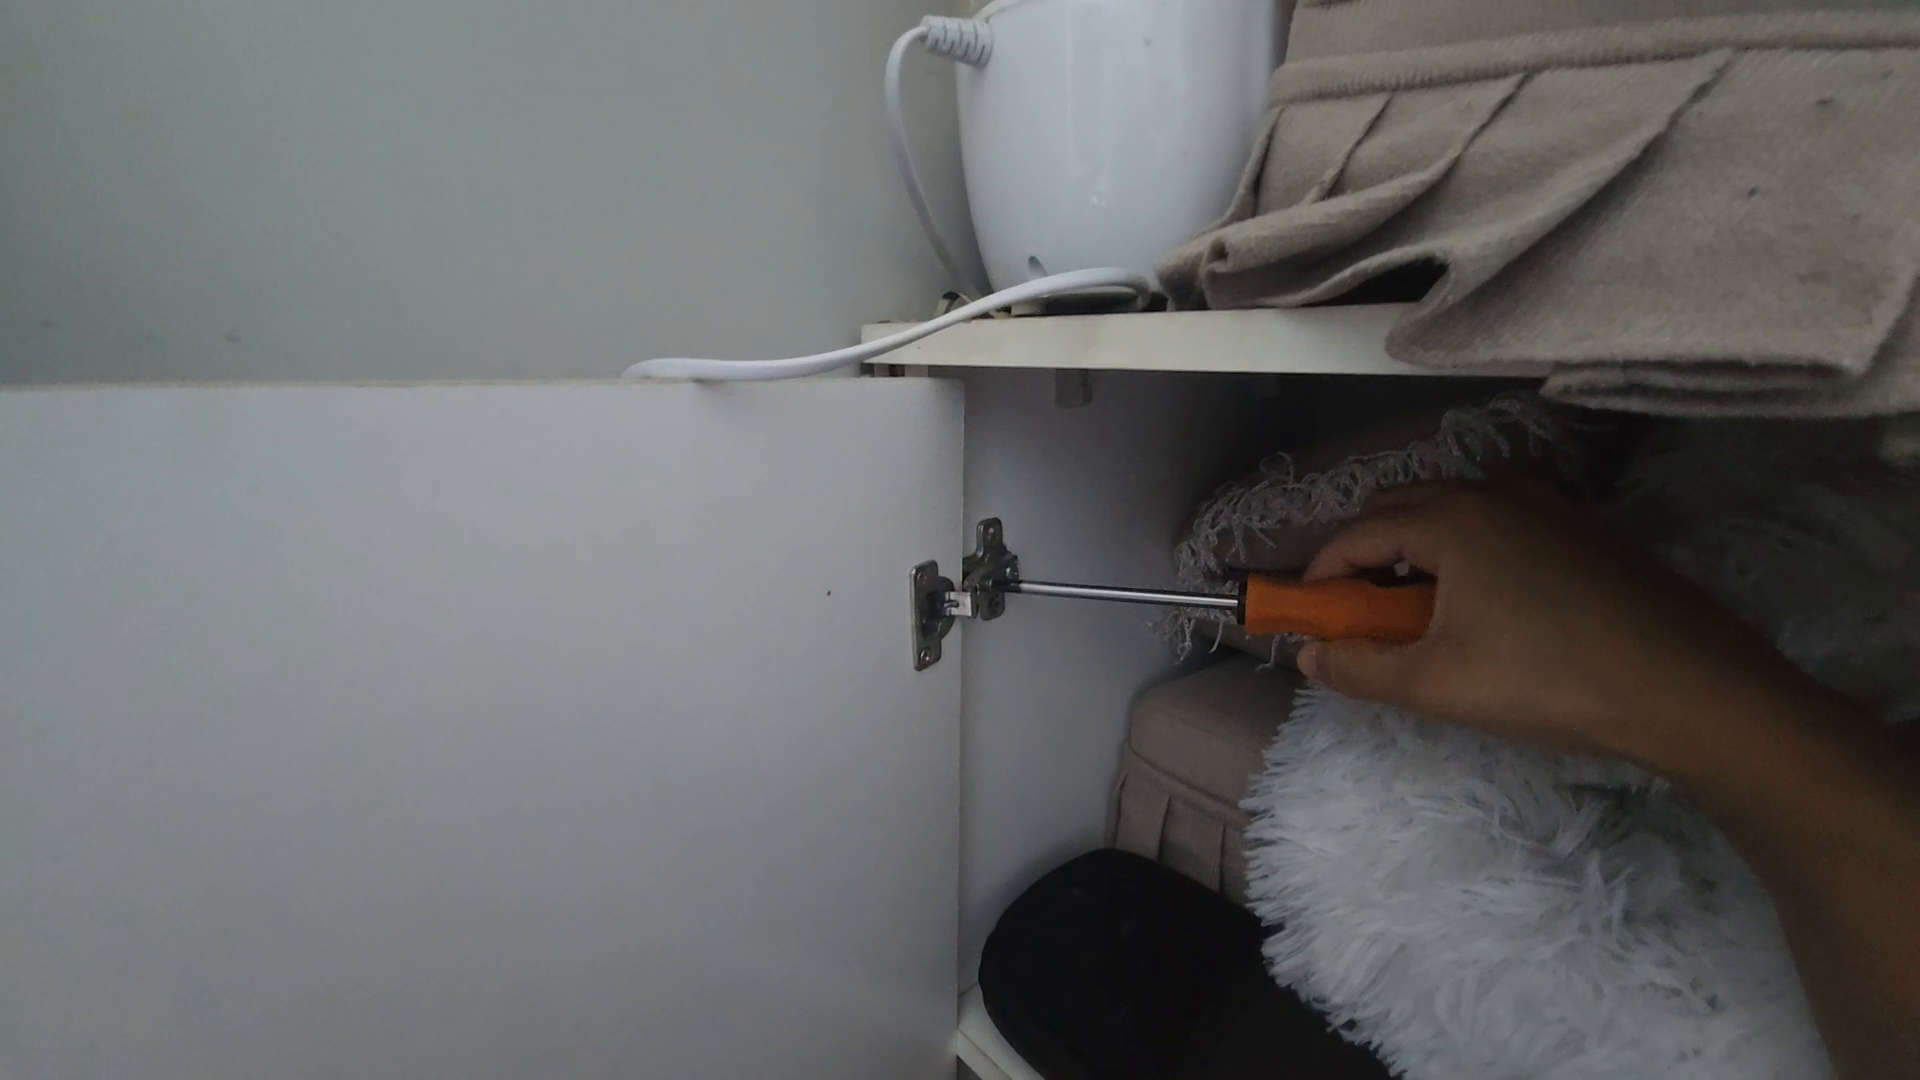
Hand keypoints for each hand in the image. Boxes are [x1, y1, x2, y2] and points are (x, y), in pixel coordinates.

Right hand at [1295, 482, 1821, 767]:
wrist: (1704, 696)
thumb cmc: (1551, 683)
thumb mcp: (1435, 686)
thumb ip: (1356, 669)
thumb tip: (1308, 658)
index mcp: (1450, 521)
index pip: (1354, 535)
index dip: (1321, 576)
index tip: (1313, 618)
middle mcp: (1494, 495)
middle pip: (1396, 508)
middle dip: (1362, 555)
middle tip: (1363, 612)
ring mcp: (1548, 505)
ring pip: (1448, 511)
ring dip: (1413, 550)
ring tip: (1422, 610)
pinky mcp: (1585, 527)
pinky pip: (1496, 521)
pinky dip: (1463, 549)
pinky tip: (1487, 604)